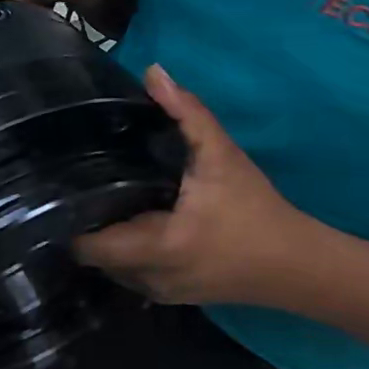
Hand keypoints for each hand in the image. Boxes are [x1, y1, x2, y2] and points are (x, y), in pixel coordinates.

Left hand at [75, 66, 326, 308]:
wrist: (304, 267)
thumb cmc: (257, 210)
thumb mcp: (222, 155)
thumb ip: (186, 112)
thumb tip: (152, 72)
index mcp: (154, 248)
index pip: (87, 245)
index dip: (71, 214)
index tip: (64, 182)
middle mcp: (149, 278)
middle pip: (94, 254)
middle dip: (85, 221)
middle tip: (80, 180)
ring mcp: (161, 292)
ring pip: (112, 267)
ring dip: (106, 237)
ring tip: (101, 195)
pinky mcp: (174, 296)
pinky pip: (132, 274)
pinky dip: (126, 251)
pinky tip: (132, 219)